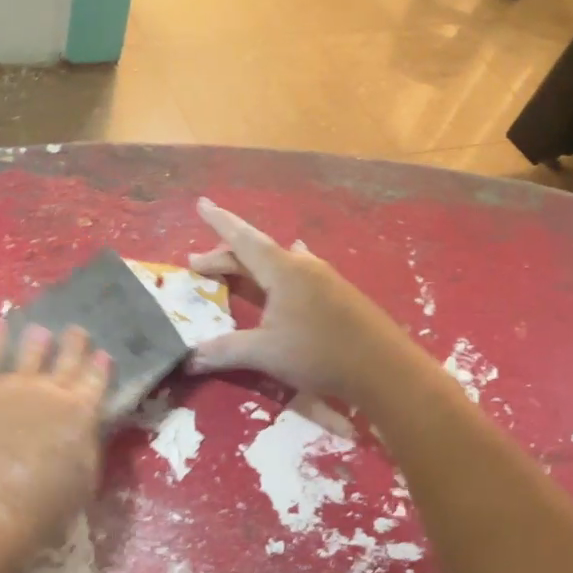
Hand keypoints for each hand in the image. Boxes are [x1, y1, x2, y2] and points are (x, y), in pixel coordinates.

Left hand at [0, 321, 110, 572]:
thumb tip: (83, 430)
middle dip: (74, 344)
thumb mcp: (83, 481)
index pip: (96, 381)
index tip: (103, 354)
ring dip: (35, 341)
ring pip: (28, 354)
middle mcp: (50, 391)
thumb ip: (85, 447)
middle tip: (77, 330)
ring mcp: (11, 387)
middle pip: (66, 360)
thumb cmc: (43, 509)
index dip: (100, 367)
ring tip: (39, 330)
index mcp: (81, 414)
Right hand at [187, 199, 415, 402]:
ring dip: (252, 265)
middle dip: (225, 257)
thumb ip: (224, 351)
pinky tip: (292, 265)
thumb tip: (189, 358)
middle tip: (198, 266)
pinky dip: (279, 271)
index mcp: (282, 270)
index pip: (243, 239)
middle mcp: (303, 266)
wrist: (383, 368)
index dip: (219, 222)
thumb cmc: (319, 353)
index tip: (202, 203)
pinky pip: (298, 272)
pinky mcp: (337, 296)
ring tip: (236, 268)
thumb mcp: (265, 353)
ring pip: (279, 262)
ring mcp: (323, 279)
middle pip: (257, 252)